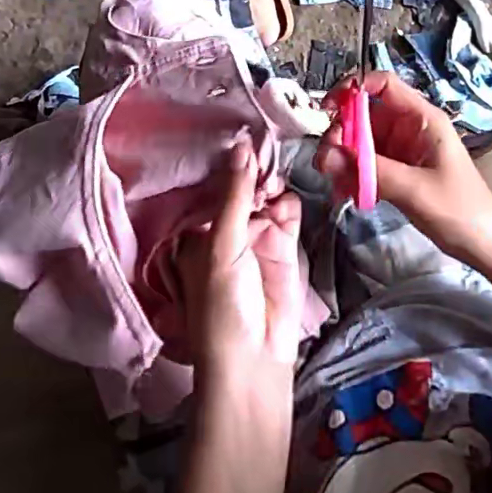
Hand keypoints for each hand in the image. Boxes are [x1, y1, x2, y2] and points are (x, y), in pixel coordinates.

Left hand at [176, 143, 306, 372]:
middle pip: (245, 186)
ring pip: (268, 195)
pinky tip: (285, 201)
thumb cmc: (221, 303)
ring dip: (272, 185)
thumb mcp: (221, 245)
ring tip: (272, 187)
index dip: (229, 164)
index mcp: (201, 229)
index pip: (216, 186)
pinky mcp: (285, 245)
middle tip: (263, 161)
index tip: (242, 135)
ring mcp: (258, 235)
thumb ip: (234, 195)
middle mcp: (229, 228)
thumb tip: (241, 146)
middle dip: (254, 171)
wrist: (254, 357)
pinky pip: (288, 212)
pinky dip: (289, 202)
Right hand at [315, 72, 491, 266]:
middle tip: (325, 163)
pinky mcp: (396, 172)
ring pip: (359, 142)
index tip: (327, 110)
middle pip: (363, 115)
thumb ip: (371, 171)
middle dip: (340, 135)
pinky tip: (345, 194)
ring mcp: (401, 151)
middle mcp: (409, 128)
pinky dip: (350, 176)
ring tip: (334, 184)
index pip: (384, 85)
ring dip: (341, 159)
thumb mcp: (415, 189)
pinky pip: (364, 165)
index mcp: (423, 119)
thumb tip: (328, 155)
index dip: (353, 88)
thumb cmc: (460, 210)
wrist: (484, 245)